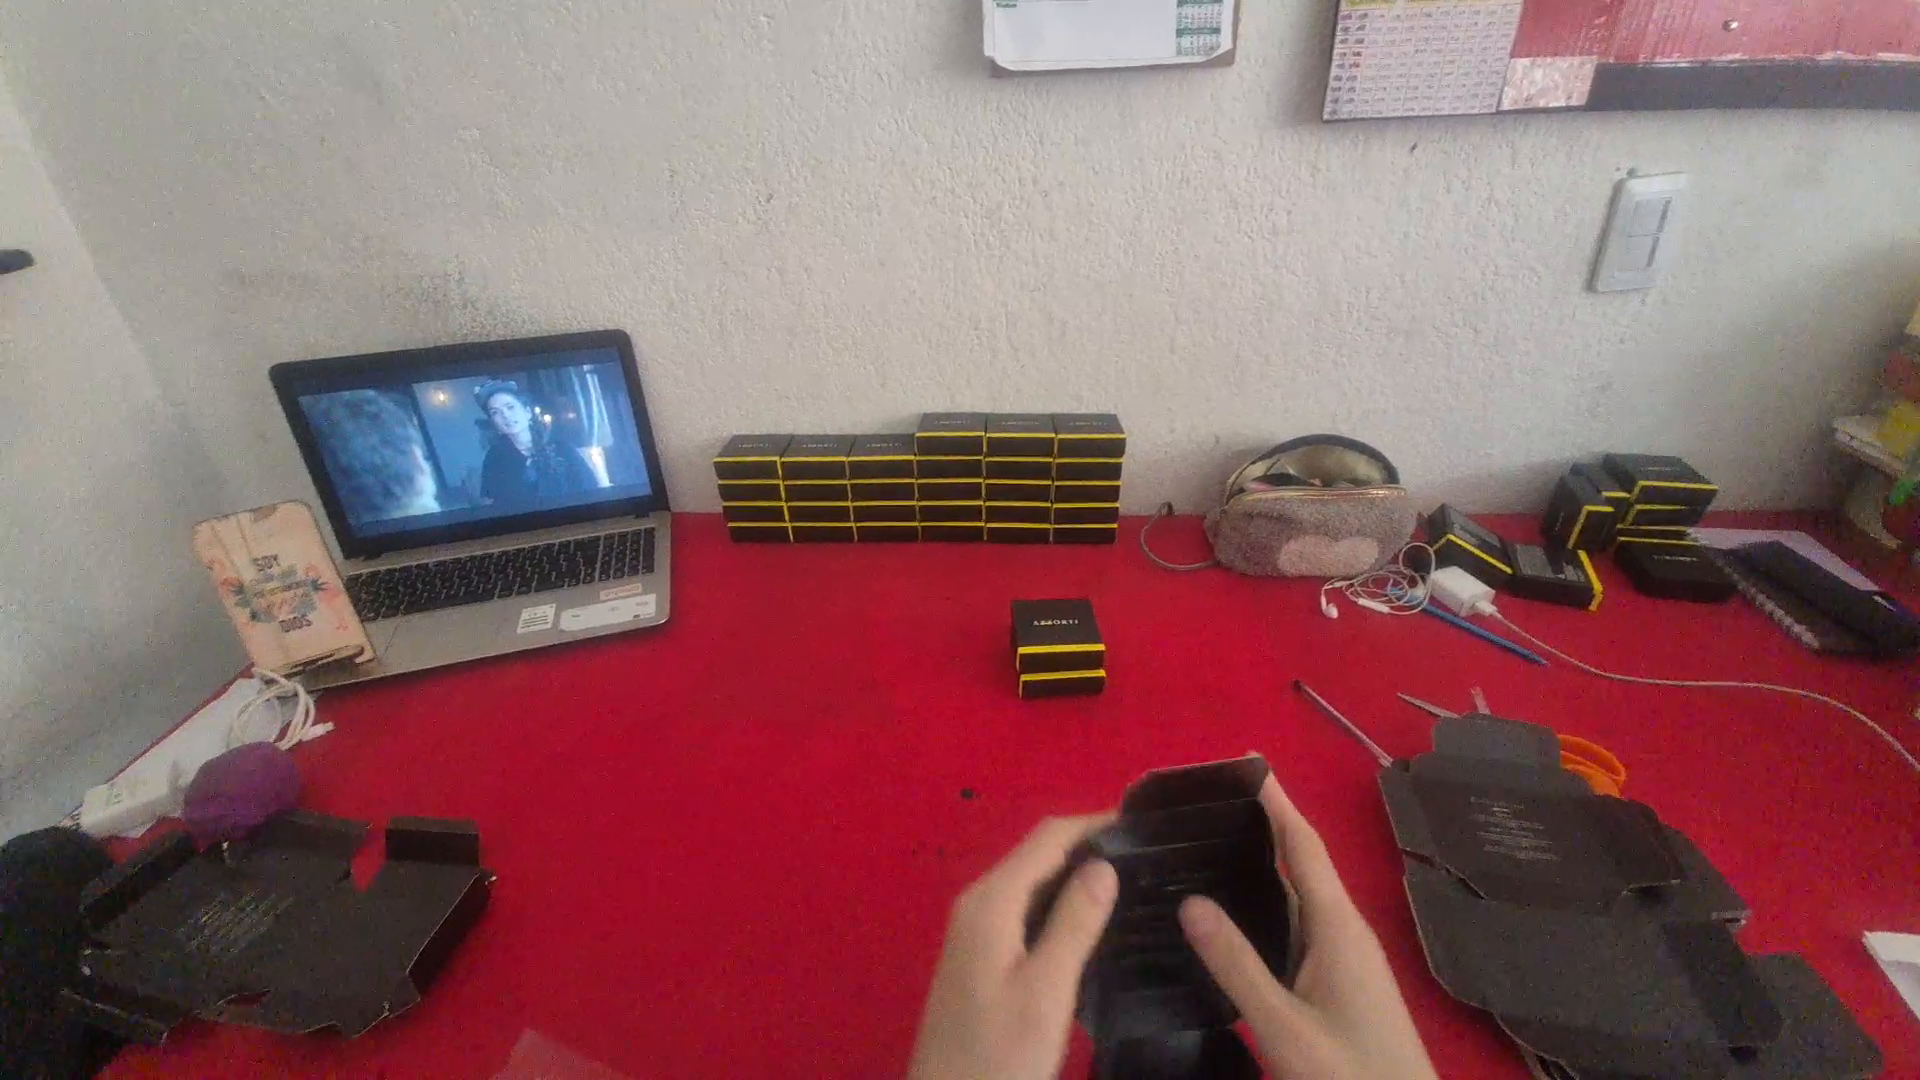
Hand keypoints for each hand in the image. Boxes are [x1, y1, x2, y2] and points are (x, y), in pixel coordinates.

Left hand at [908, 814, 1118, 1079]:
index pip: (1045, 838)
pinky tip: (1089, 917)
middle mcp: (978, 900)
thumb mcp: (1045, 992)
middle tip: (1142, 853)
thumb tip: (1103, 864)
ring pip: (1030, 880)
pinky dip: (1057, 899)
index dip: (1090, 823)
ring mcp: (975, 926)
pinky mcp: (980, 951)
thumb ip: (1074, 924)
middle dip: (1085, 844)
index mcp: (991, 899)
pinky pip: (1023, 906)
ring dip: (1073, 872)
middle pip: (1036, 854)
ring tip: (1127, 878)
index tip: (1138, 824)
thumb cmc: (998, 1056)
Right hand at [1178, 779, 1437, 1079]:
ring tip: (1205, 837)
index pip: (1303, 846)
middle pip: (1298, 861)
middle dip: (1259, 821)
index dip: (1276, 801)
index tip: (1246, 760)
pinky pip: (1292, 921)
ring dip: (1258, 860)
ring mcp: (1341, 957)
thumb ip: (1238, 966)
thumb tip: (1189, 899)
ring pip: (1294, 893)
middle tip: (1204, 799)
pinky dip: (1261, 898)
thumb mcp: (1288, 1029)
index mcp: (1338, 927)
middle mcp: (1342, 930)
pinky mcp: (1334, 981)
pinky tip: (1230, 907)